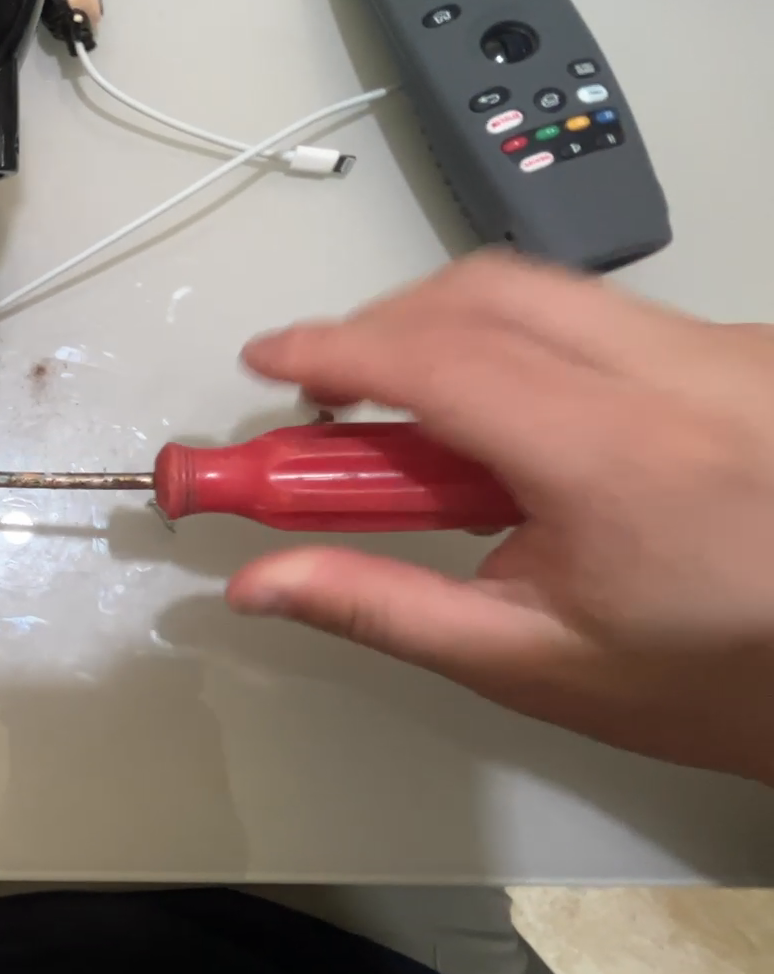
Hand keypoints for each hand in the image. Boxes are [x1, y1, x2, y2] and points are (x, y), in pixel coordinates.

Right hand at [229, 252, 773, 783]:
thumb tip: (249, 584)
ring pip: (541, 294)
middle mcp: (697, 376)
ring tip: (403, 413)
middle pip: (488, 293)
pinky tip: (500, 425)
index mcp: (628, 462)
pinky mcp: (751, 351)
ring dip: (437, 333)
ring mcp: (739, 352)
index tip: (262, 359)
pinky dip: (504, 347)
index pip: (444, 364)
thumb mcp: (523, 661)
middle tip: (327, 389)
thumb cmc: (713, 681)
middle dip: (377, 325)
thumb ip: (374, 608)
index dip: (334, 350)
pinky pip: (593, 317)